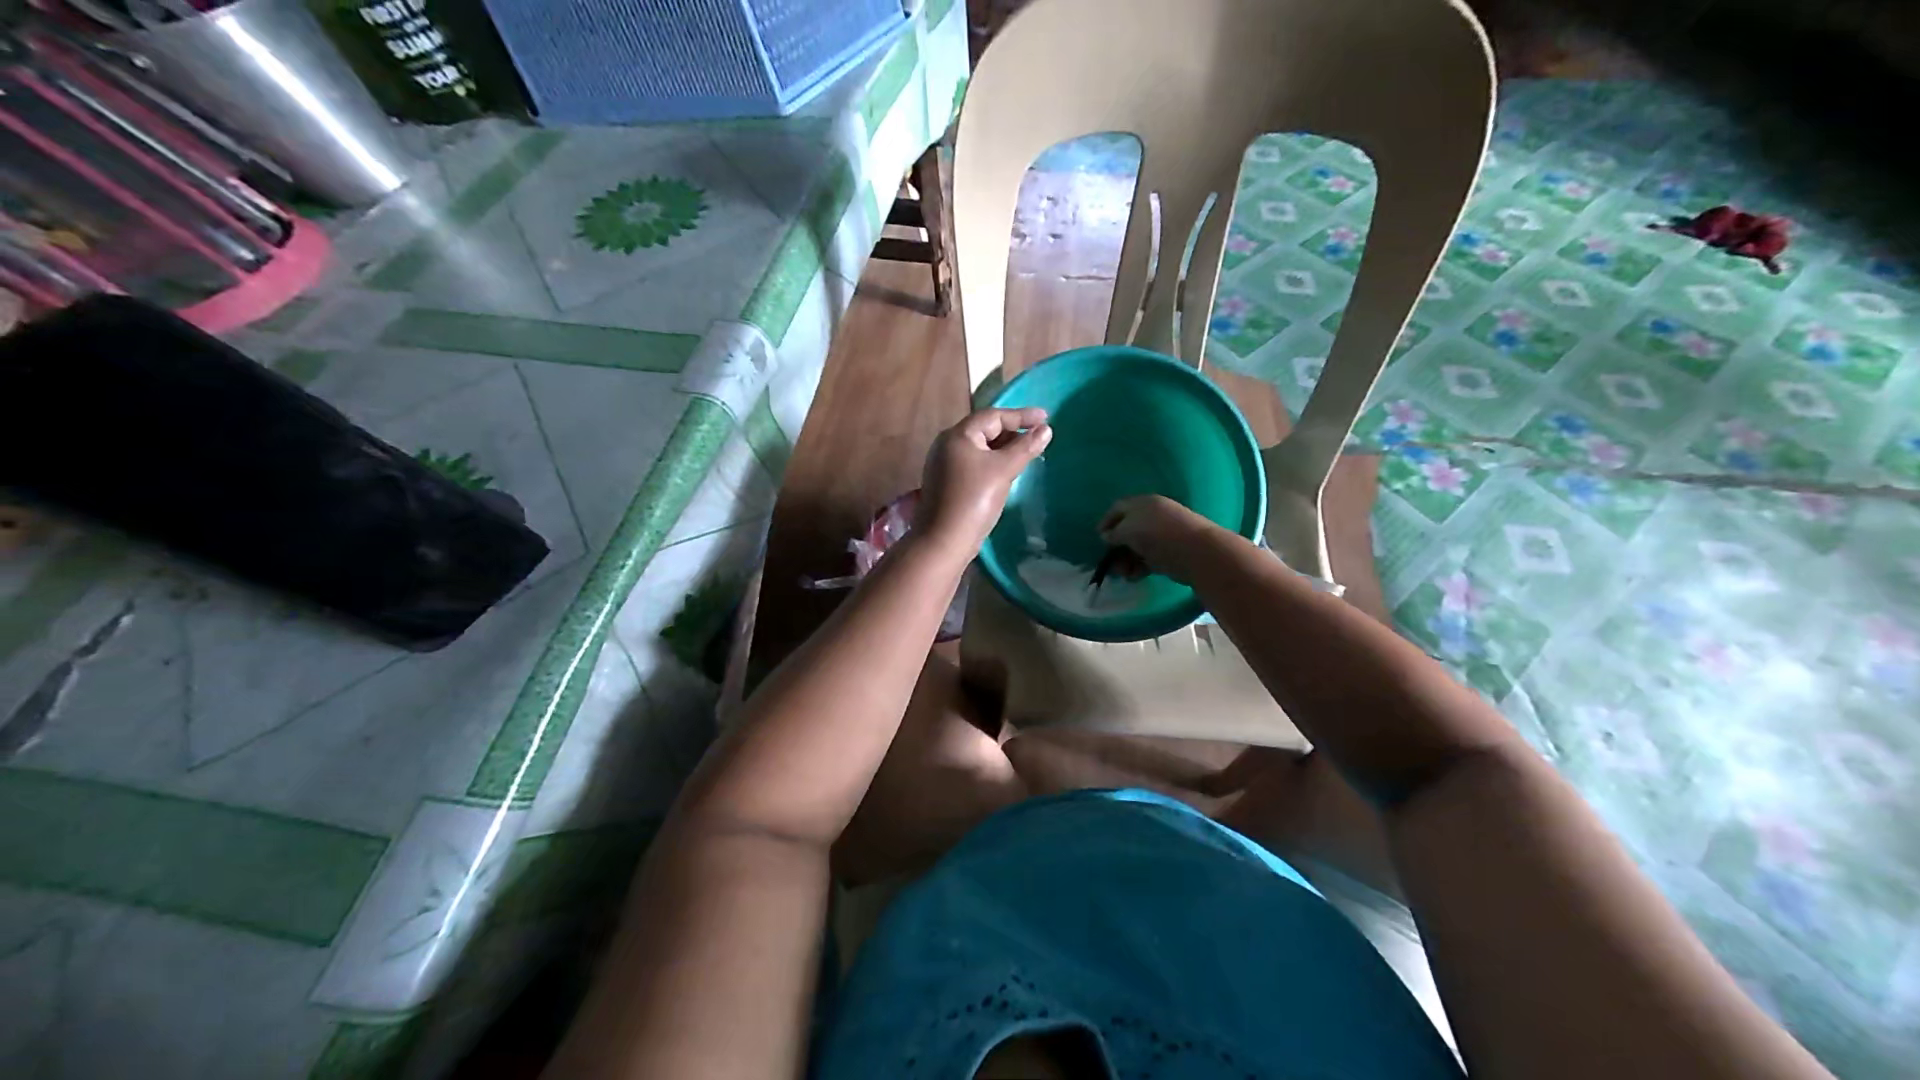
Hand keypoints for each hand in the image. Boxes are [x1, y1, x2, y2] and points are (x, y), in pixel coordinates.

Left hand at [915, 407, 1051, 556]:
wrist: (944, 541)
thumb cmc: (974, 500)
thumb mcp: (1003, 470)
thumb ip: (1025, 447)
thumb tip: (1045, 430)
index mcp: (957, 435)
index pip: (992, 416)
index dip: (1021, 415)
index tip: (1046, 417)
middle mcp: (946, 445)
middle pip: (984, 430)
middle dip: (1012, 431)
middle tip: (1038, 435)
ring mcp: (944, 464)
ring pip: (979, 448)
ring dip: (1004, 448)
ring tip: (1027, 452)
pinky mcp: (946, 482)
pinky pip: (974, 463)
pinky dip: (993, 462)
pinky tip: (1007, 471)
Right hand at [1097, 495, 1221, 584]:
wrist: (1196, 551)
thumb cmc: (1157, 535)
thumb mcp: (1127, 530)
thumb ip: (1114, 533)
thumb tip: (1107, 536)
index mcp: (1143, 503)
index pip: (1118, 508)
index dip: (1106, 522)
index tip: (1099, 538)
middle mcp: (1153, 515)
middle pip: (1128, 529)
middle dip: (1116, 547)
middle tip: (1110, 563)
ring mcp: (1164, 533)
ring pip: (1138, 546)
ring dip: (1127, 560)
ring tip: (1124, 574)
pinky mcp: (1172, 551)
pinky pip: (1149, 557)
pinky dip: (1140, 566)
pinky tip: (1136, 576)